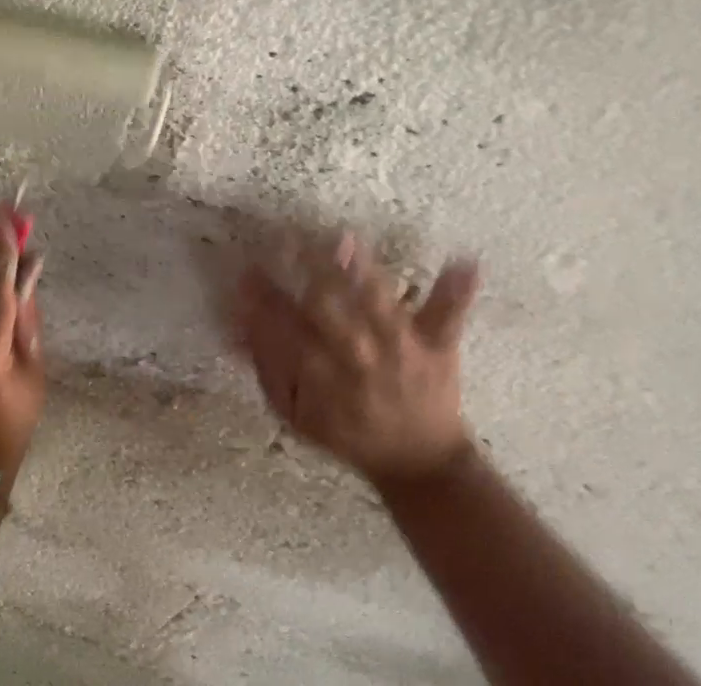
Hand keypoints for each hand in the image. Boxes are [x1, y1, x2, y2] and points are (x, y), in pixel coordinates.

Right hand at [231, 231, 481, 482]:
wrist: (419, 463)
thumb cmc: (347, 435)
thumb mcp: (294, 414)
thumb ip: (267, 371)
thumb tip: (235, 331)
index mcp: (320, 373)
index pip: (283, 325)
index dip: (262, 298)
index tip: (246, 270)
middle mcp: (359, 356)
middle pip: (329, 306)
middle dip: (306, 271)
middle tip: (286, 236)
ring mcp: (402, 348)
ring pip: (379, 303)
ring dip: (363, 270)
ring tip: (345, 238)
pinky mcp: (439, 347)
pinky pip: (449, 317)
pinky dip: (456, 290)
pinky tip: (465, 262)